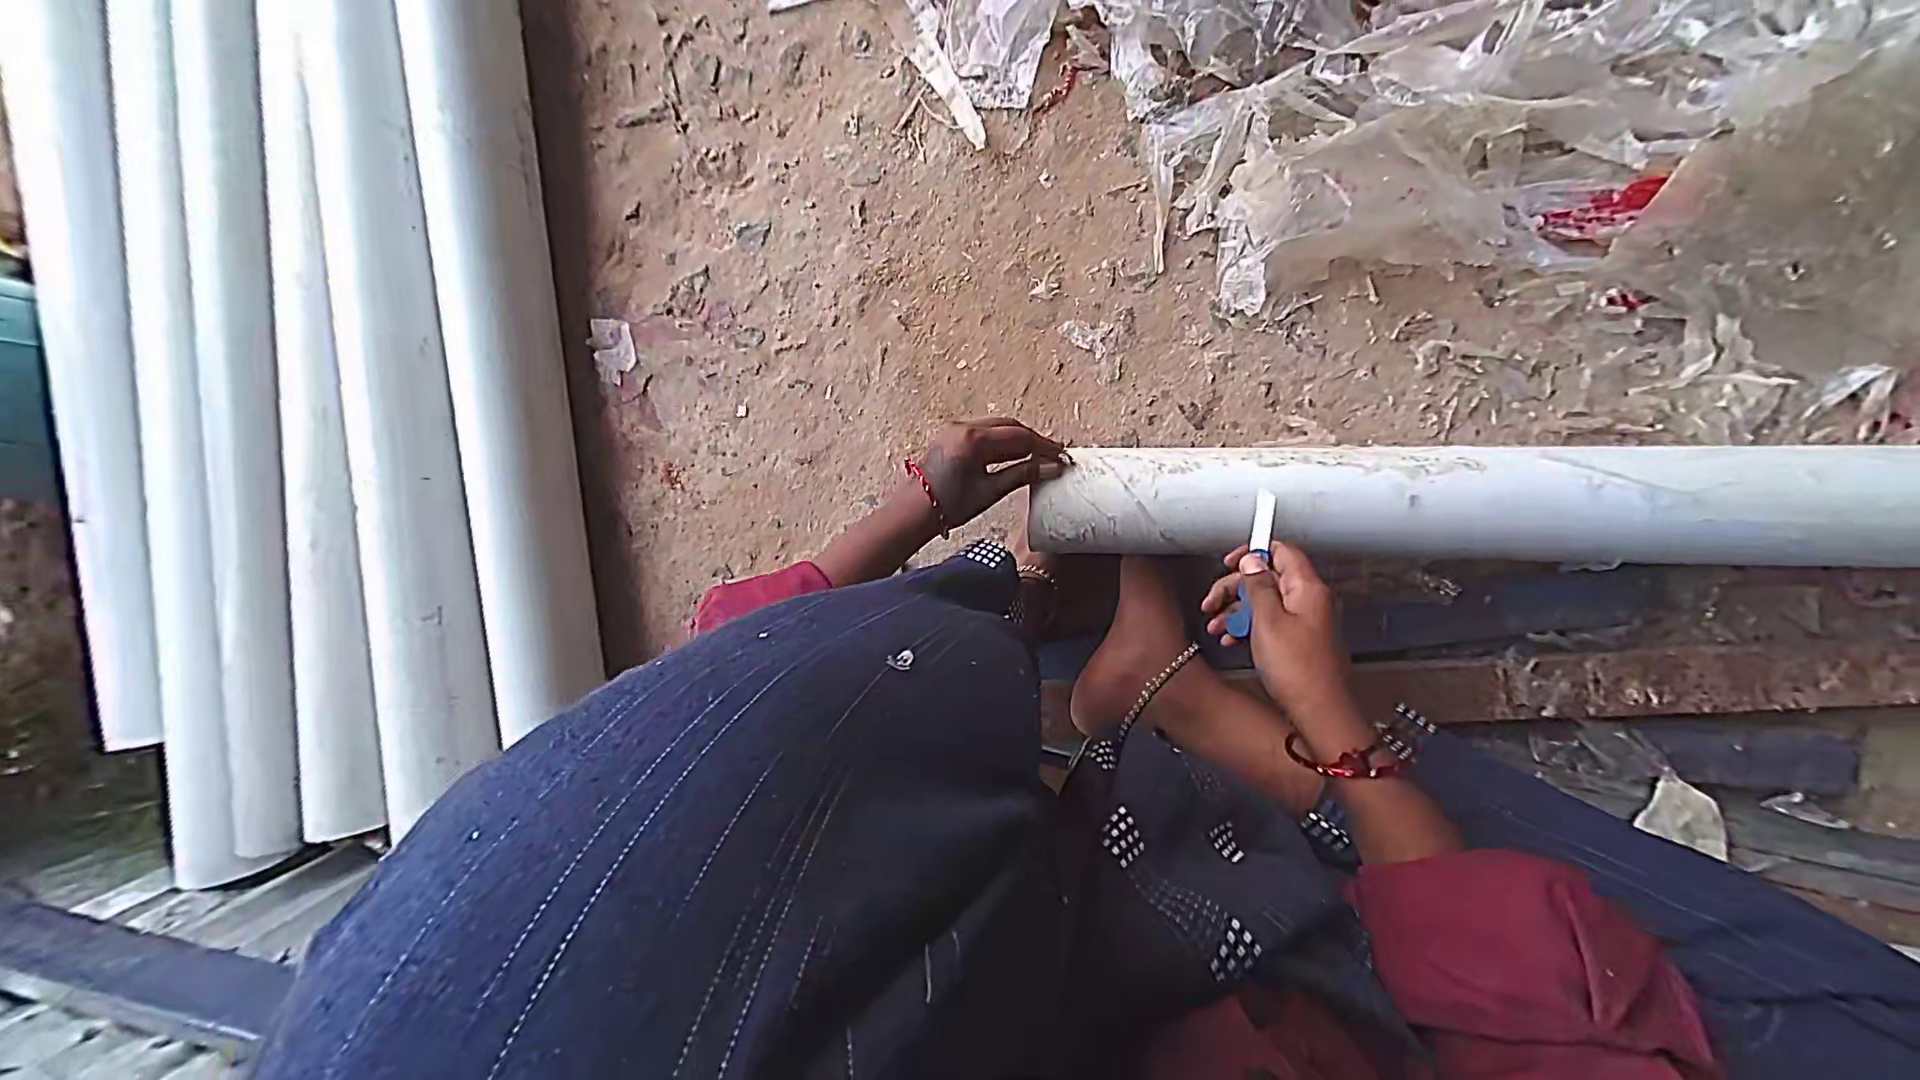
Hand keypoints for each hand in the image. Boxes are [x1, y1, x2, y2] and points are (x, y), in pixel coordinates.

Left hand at [913, 418, 1069, 529]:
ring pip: (997, 427)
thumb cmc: (948, 505)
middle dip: (1033, 439)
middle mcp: (964, 428)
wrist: (914, 511)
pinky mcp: (951, 437)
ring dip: (1018, 439)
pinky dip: (1001, 440)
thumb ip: (1023, 475)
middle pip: (1010, 426)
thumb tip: (1052, 467)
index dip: (1044, 446)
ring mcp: (955, 430)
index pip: (1020, 436)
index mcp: (974, 439)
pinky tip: (1013, 454)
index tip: (1061, 456)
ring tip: (1037, 455)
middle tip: (1053, 453)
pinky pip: (983, 432)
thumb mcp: (991, 491)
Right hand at [1200, 543, 1352, 718]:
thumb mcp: (1267, 621)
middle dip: (1235, 587)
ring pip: (1264, 601)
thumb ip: (1258, 586)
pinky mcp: (1298, 638)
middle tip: (1214, 601)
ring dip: (1237, 610)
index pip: (1282, 552)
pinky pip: (1269, 621)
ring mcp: (1305, 620)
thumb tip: (1252, 561)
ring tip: (1218, 624)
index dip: (1254, 552)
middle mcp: (1310, 601)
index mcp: (1307, 589)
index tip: (1231, 561)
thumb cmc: (1300, 671)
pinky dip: (1248, 626)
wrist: (1318, 711)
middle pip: (1267, 578)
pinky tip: (1233, 637)